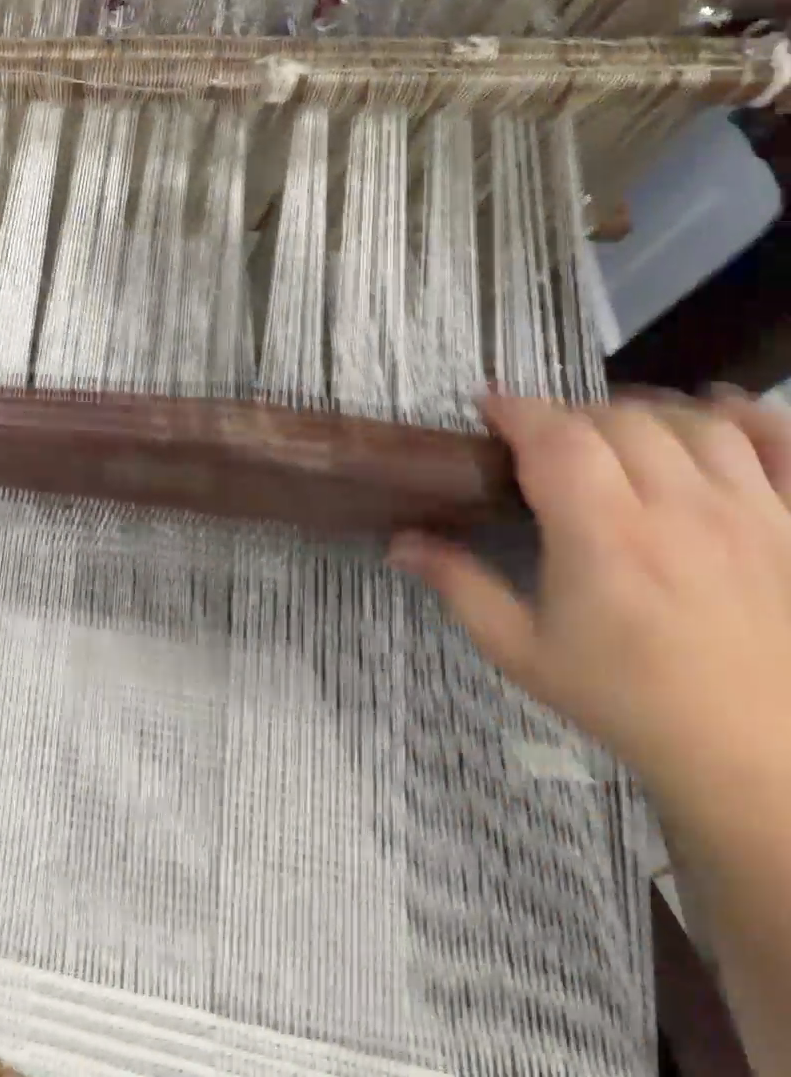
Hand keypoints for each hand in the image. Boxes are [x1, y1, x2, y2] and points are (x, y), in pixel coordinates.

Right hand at [390, 391, 790, 795]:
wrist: (752, 745)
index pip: (558, 441)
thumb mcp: (518, 649)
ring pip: (696, 422)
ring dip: (642, 412)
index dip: (518, 411)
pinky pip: (779, 443)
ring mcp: (751, 511)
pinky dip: (744, 416)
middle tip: (535, 438)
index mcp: (604, 538)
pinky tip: (713, 412)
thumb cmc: (620, 696)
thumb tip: (400, 543)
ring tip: (607, 428)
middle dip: (569, 415)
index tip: (486, 406)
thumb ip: (459, 586)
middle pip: (622, 420)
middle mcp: (680, 509)